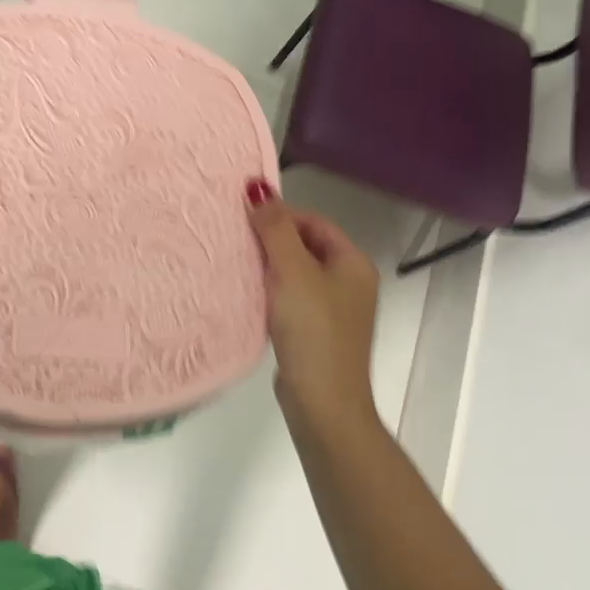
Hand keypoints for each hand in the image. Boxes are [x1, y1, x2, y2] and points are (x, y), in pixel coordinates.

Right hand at [246, 180, 379, 424]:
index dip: (281, 216)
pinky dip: (272, 293)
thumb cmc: (312, 330)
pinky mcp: (317, 334)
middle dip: (272, 240)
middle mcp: (350, 283)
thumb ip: (274, 228)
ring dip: (270, 267)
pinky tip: (249, 296)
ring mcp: (335, 311)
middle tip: (236, 239)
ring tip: (238, 264)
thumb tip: (257, 186)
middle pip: (306, 246)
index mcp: (353, 263)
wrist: (322, 402)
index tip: (246, 219)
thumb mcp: (292, 271)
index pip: (314, 222)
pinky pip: (292, 300)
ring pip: (297, 274)